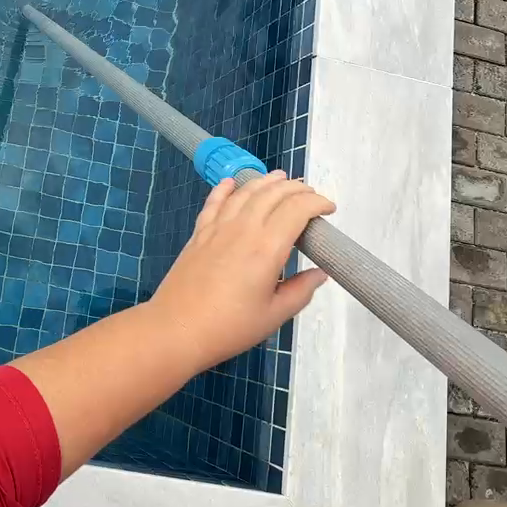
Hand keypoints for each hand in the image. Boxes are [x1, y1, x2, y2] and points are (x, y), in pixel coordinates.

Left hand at [146, 171, 335, 368]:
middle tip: (310, 193)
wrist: (177, 328)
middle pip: (272, 195)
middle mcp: (242, 230)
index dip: (316, 203)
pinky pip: (214, 203)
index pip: (296, 210)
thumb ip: (300, 291)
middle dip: (295, 189)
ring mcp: (217, 229)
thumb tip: (320, 273)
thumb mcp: (274, 315)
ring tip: (280, 178)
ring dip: (264, 182)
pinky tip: (231, 182)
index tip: (329, 209)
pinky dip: (225, 189)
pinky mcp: (198, 234)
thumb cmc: (229, 327)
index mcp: (266, 249)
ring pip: (244, 193)